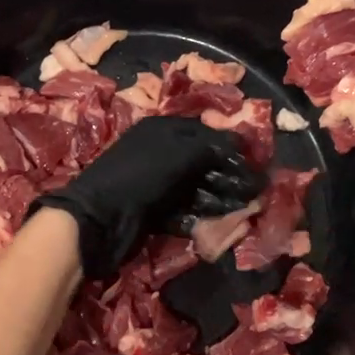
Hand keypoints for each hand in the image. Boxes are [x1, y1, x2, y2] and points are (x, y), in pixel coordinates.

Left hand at [34, 116, 261, 277]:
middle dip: (229, 175)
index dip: (231, 147)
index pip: (206, 133)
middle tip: (256, 191)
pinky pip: (184, 210)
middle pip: (203, 162)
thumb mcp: (179, 154)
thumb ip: (211, 147)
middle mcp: (161, 152)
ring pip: (196, 187)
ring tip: (245, 208)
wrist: (97, 219)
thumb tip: (241, 143)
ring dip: (220, 197)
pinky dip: (201, 216)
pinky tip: (220, 224)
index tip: (256, 162)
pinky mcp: (152, 211)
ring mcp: (155, 183)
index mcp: (164, 130)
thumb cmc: (139, 176)